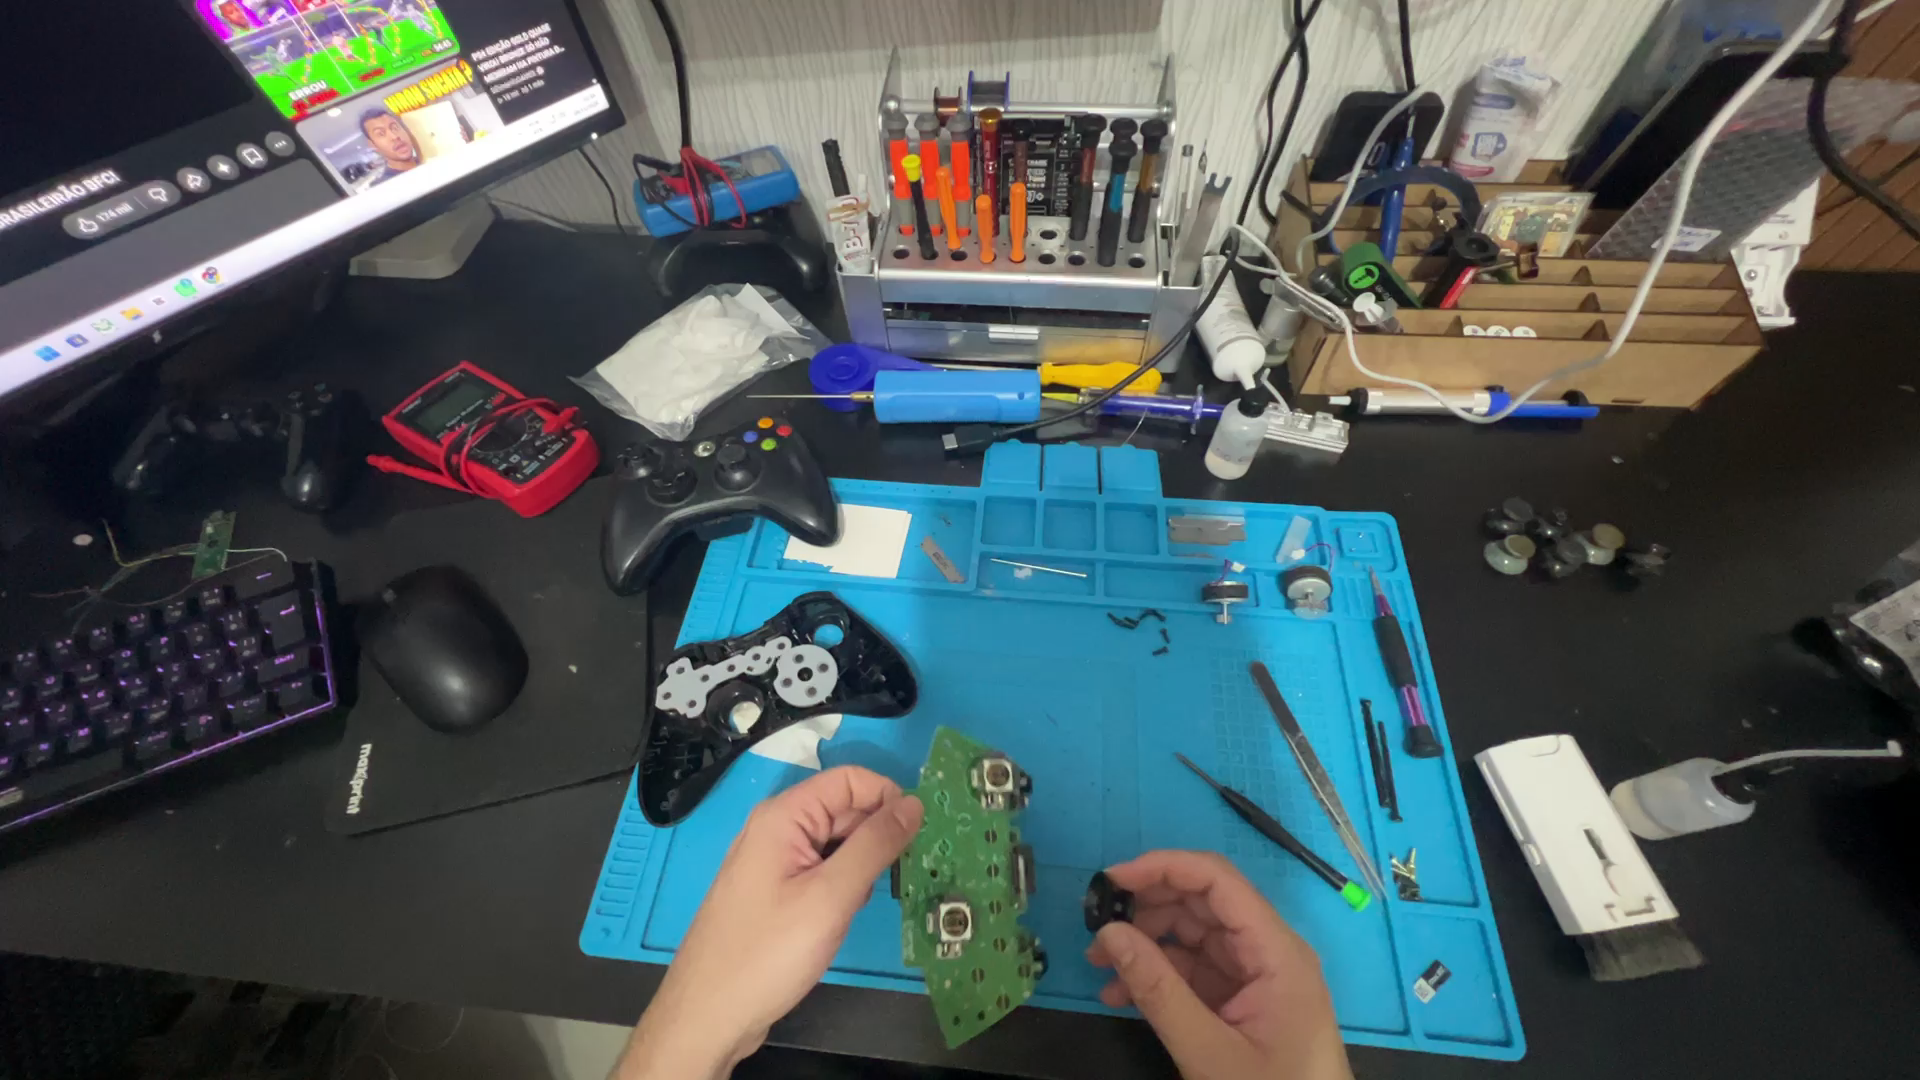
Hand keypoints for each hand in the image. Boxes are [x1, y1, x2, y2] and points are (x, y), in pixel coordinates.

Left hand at [615, 766, 923, 1079]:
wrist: (706, 1019)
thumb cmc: (768, 952)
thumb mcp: (831, 896)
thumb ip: (875, 845)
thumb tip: (914, 803)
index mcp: (786, 814)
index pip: (850, 780)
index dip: (886, 798)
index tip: (914, 835)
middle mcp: (779, 826)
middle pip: (844, 808)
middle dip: (875, 835)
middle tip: (896, 876)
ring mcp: (775, 857)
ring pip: (836, 840)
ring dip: (860, 863)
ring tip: (859, 902)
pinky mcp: (776, 887)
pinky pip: (821, 866)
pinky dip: (842, 882)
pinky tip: (842, 914)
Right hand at [1086, 851, 1350, 1079]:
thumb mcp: (1210, 1054)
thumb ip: (1158, 991)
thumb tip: (1108, 933)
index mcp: (1276, 950)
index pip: (1216, 879)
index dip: (1163, 867)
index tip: (1112, 880)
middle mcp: (1267, 950)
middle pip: (1200, 901)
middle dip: (1145, 907)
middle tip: (1097, 925)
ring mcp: (1253, 975)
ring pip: (1190, 933)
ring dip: (1143, 942)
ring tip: (1099, 964)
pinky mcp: (1240, 999)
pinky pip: (1192, 968)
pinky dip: (1155, 974)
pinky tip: (1119, 994)